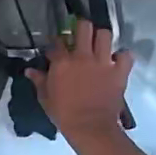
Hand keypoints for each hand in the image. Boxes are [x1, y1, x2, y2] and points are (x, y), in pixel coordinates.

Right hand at [27, 23, 133, 139]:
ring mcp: (103, 62)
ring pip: (105, 35)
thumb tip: (29, 70)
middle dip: (81, 28)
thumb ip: (38, 81)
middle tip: (81, 36)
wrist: (90, 127)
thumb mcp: (45, 98)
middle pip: (84, 27)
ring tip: (99, 45)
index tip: (56, 48)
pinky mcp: (119, 71)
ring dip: (101, 38)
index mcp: (62, 62)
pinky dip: (123, 56)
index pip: (57, 42)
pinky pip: (126, 55)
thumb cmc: (64, 114)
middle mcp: (83, 56)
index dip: (55, 43)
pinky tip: (117, 60)